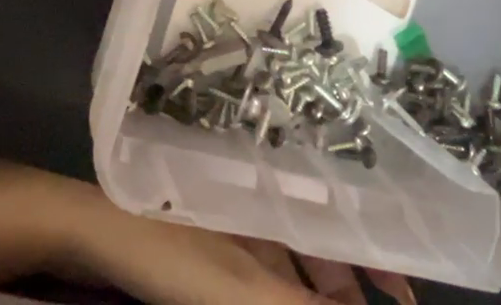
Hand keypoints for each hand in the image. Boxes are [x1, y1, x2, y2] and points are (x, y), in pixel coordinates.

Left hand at [48, 180, 414, 304]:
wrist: (90, 234)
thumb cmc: (170, 254)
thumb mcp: (244, 291)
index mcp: (274, 206)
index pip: (342, 227)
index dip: (381, 258)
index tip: (411, 294)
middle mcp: (260, 212)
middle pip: (321, 251)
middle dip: (352, 290)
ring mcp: (230, 231)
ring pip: (292, 268)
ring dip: (316, 295)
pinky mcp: (205, 253)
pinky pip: (260, 278)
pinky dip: (281, 294)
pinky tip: (283, 304)